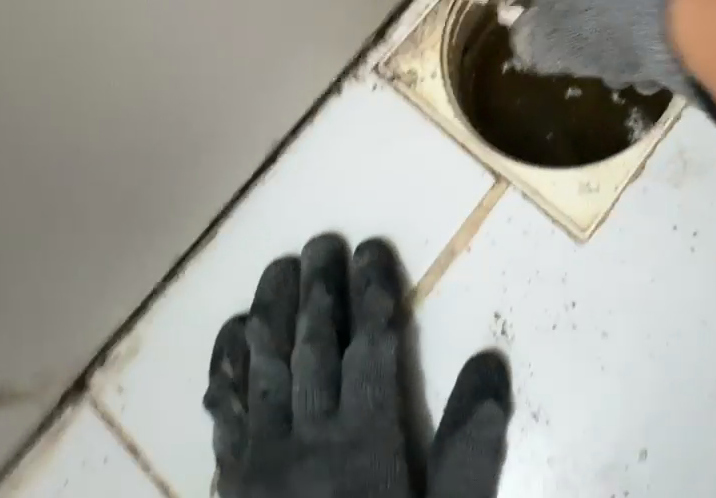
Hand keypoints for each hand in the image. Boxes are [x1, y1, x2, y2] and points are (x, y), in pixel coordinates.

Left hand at [202, 235, 510, 497]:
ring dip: (271, 311)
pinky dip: (227, 368)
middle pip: (313, 345)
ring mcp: (260, 463)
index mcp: (366, 444)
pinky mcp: (231, 487)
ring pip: (264, 368)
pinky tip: (231, 338)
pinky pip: (225, 414)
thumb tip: (490, 361)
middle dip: (319, 288)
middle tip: (323, 241)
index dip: (372, 292)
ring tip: (278, 266)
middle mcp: (308, 440)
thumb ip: (471, 449)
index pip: (371, 346)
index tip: (371, 248)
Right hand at [492, 0, 715, 97]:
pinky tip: (654, 44)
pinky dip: (643, 6)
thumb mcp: (551, 45)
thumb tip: (530, 35)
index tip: (513, 12)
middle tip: (573, 47)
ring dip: (609, 15)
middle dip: (569, 9)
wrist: (696, 3)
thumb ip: (528, 40)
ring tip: (622, 62)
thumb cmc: (602, 18)